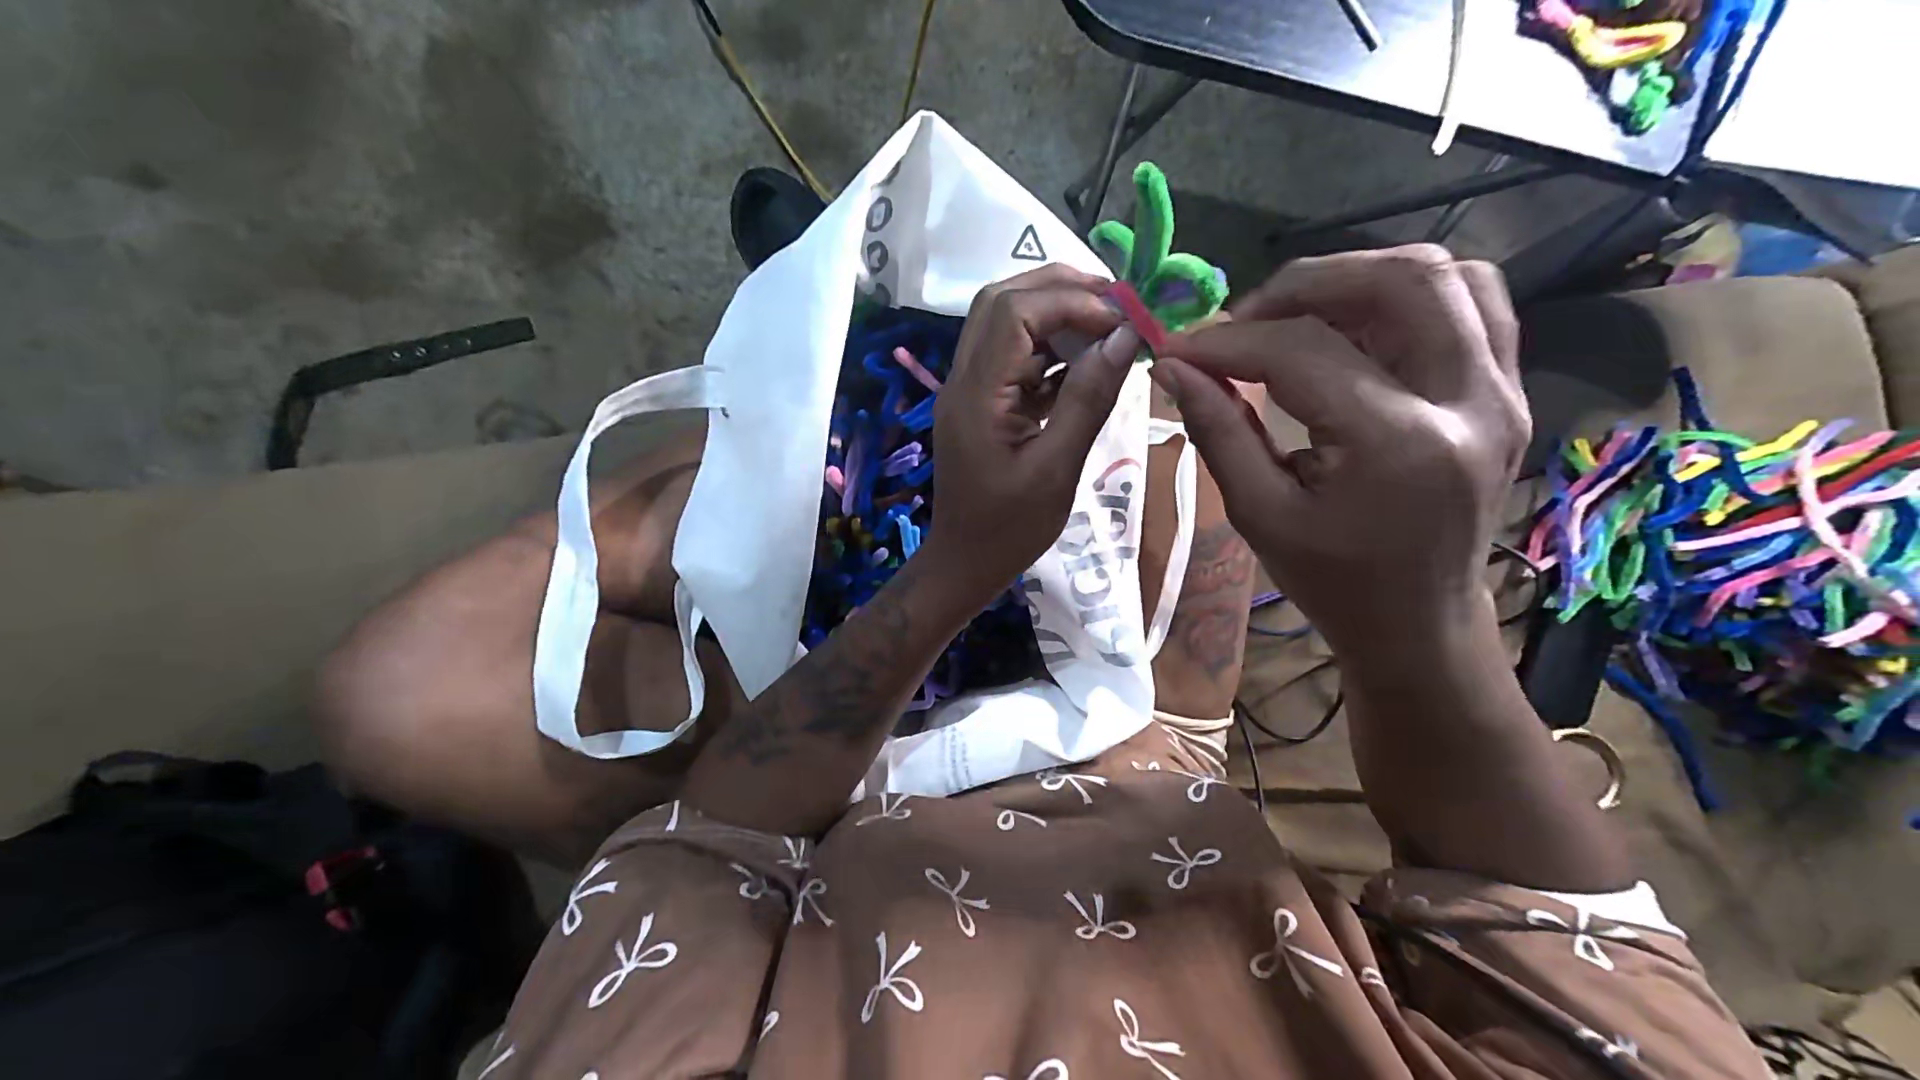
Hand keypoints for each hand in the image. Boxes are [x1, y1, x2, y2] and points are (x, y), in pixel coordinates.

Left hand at [928, 264, 1139, 598]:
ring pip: (1007, 325)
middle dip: (1060, 291)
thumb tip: (1125, 338)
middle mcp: (964, 379)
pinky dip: (1051, 350)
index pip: (1013, 312)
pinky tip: (1087, 363)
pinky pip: (1014, 358)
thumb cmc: (1010, 529)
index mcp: (976, 394)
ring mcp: (970, 389)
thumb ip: (1088, 400)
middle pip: (1002, 303)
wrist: (966, 561)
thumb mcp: (1057, 469)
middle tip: (1117, 304)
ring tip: (1110, 327)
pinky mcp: (982, 403)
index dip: (1070, 302)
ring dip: (1057, 316)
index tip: (1122, 321)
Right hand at [1150, 245, 1529, 653]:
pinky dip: (1402, 297)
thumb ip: (1218, 430)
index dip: (1229, 341)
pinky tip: (1351, 327)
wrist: (1418, 623)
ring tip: (1295, 316)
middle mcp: (1466, 401)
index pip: (1302, 350)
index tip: (1179, 350)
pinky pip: (1470, 305)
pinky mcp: (1507, 392)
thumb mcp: (1259, 514)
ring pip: (1446, 276)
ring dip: (1358, 278)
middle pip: (1398, 281)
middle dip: (1303, 284)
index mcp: (1396, 444)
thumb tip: (1174, 368)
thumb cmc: (1333, 581)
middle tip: (1244, 319)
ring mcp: (1501, 392)